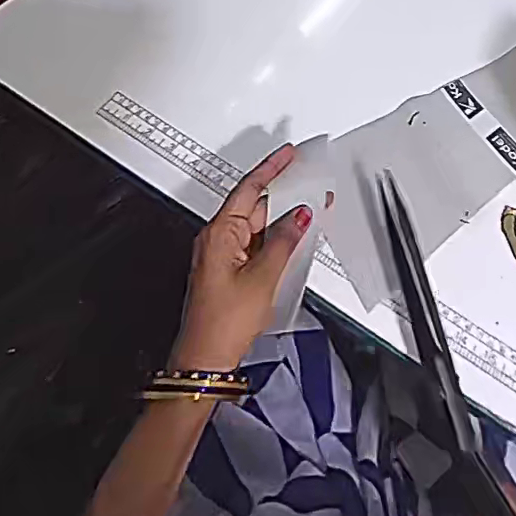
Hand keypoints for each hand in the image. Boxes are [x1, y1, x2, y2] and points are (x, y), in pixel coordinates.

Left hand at [170, 144, 314, 370]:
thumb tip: (300, 216)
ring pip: (259, 225)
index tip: (288, 154)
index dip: (271, 168)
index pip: (249, 188)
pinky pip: (257, 242)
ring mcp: (224, 255)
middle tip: (308, 180)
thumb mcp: (264, 276)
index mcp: (220, 233)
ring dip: (283, 219)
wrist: (205, 361)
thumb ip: (285, 240)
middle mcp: (218, 239)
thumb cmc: (223, 323)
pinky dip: (277, 238)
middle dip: (284, 195)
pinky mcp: (230, 269)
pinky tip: (295, 238)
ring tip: (310, 210)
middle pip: (255, 205)